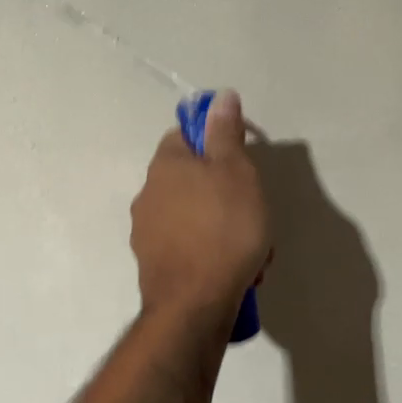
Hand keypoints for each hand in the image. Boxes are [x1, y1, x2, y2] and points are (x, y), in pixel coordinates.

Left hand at [130, 90, 269, 320]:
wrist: (195, 305)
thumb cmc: (223, 230)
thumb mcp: (236, 171)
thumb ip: (226, 133)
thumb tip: (220, 97)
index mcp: (165, 166)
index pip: (185, 136)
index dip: (215, 143)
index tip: (242, 162)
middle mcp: (147, 196)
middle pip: (191, 182)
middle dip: (226, 196)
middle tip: (254, 215)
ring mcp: (147, 234)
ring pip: (194, 219)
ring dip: (223, 230)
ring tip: (252, 254)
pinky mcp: (154, 267)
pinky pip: (189, 250)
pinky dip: (211, 256)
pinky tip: (234, 274)